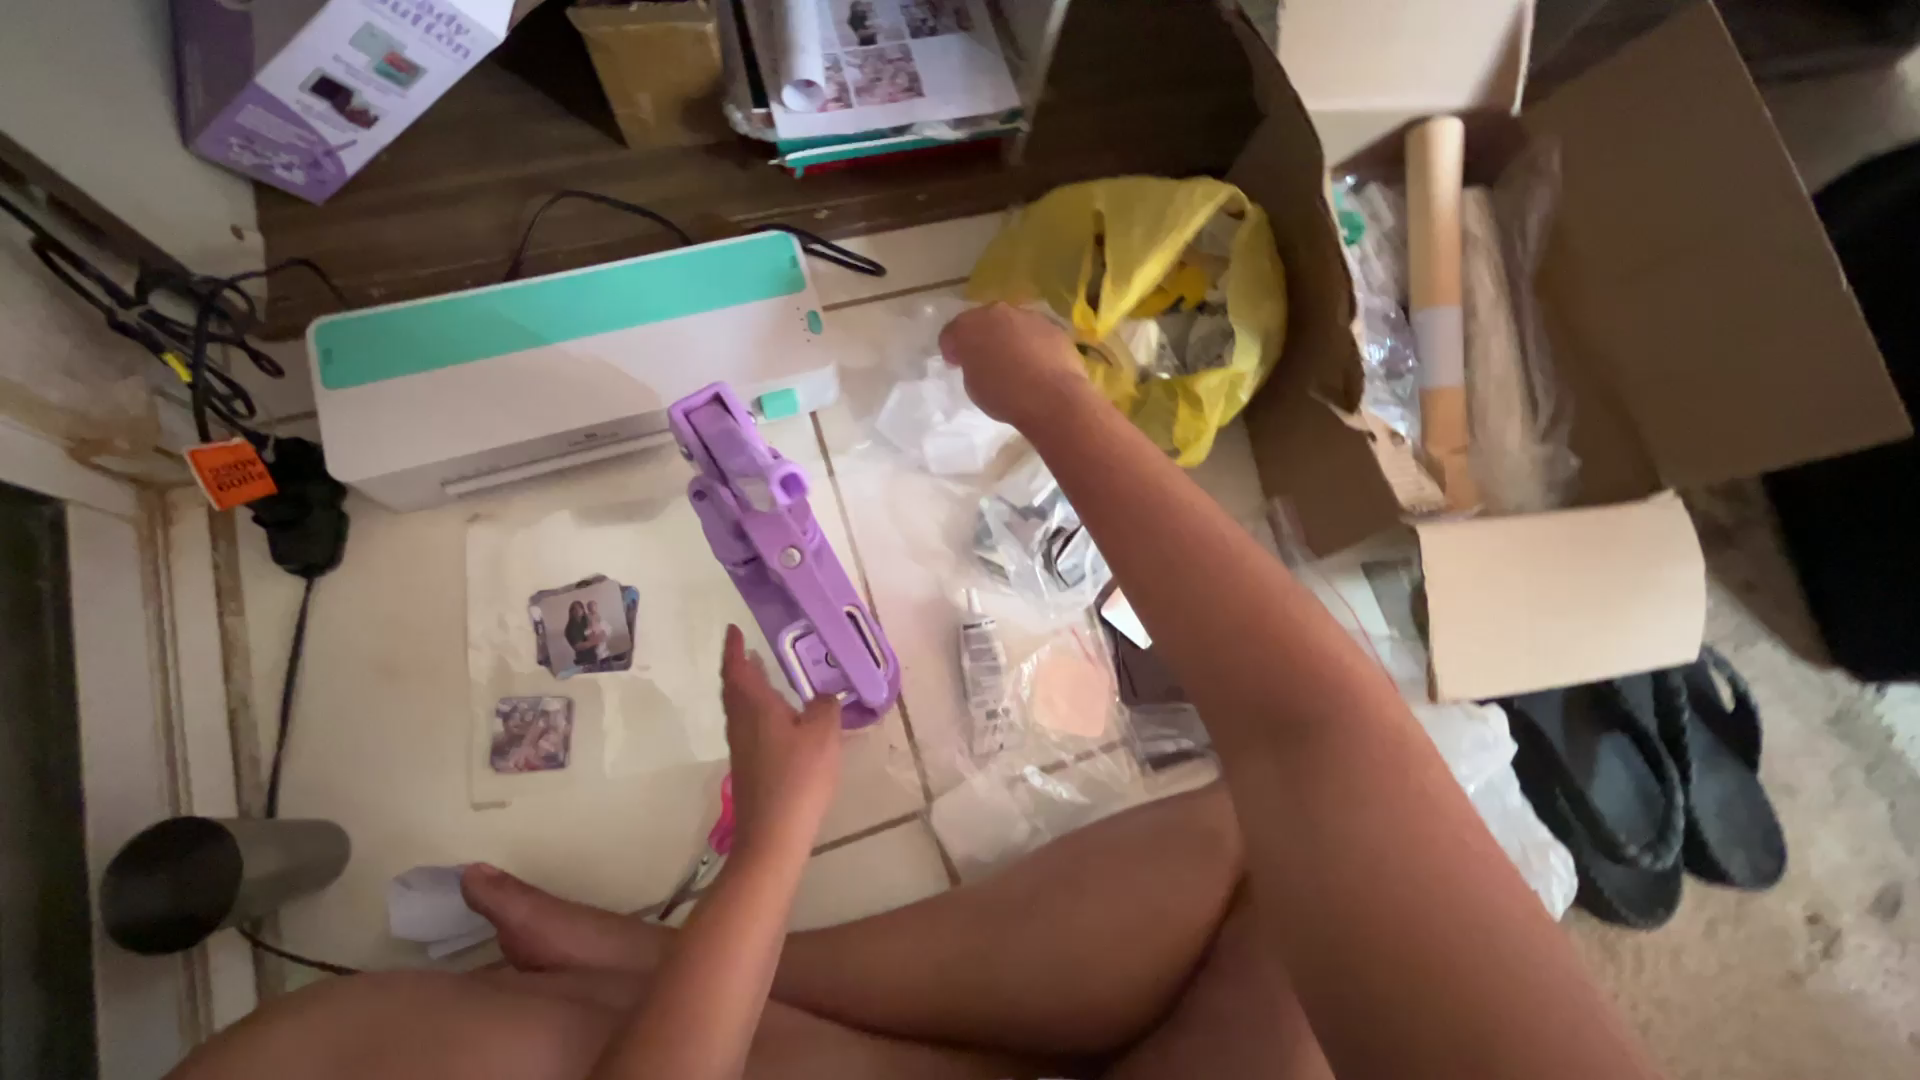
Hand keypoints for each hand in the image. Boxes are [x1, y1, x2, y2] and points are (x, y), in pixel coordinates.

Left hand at [719, 625, 841, 857]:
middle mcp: (741, 721)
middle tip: (749, 648)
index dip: (733, 648)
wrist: (773, 834)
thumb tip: (824, 696)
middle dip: (739, 666)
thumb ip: (825, 706)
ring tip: (763, 673)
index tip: (734, 629)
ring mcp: (742, 745)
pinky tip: (777, 714)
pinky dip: (757, 707)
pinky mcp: (749, 763)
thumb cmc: (798, 777)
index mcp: (755, 706)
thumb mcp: (823, 734)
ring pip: (739, 706)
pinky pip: (748, 722)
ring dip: (747, 686)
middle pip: (733, 687)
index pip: (737, 668)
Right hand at [938, 303, 1093, 430]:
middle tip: (984, 361)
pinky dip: (1032, 345)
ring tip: (1014, 364)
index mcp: (969, 327)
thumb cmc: (1004, 396)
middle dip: (981, 338)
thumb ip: (972, 365)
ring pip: (1012, 324)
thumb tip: (981, 360)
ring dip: (1009, 339)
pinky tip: (1037, 366)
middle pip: (984, 322)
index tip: (956, 365)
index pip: (952, 332)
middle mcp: (997, 313)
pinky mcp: (1053, 326)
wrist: (1052, 397)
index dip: (951, 349)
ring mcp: (1028, 316)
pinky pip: (1035, 334)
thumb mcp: (973, 386)